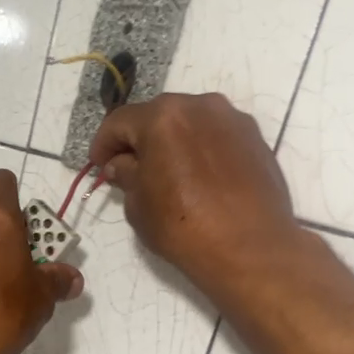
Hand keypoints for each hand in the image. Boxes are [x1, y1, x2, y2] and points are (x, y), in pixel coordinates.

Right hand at [89, 93, 306, 288]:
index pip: (119, 121)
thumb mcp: (138, 206)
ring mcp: (231, 118)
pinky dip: (199, 149)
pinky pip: (215, 135)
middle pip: (157, 116)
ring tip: (167, 173)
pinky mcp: (254, 137)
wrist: (248, 247)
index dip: (103, 144)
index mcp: (162, 118)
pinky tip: (198, 178)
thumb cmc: (183, 227)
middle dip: (139, 140)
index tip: (98, 166)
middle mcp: (199, 106)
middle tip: (130, 169)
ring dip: (172, 142)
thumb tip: (122, 164)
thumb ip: (126, 176)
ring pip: (189, 122)